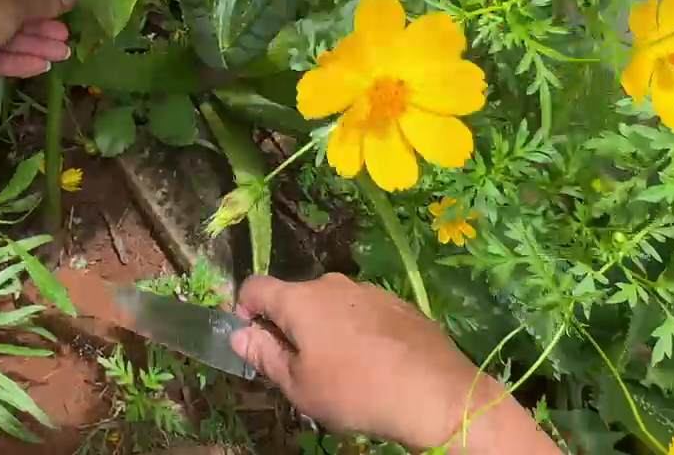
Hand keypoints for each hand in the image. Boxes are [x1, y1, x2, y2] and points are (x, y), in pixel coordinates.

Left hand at [0, 0, 74, 78]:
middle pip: (12, 14)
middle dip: (41, 26)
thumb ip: (43, 1)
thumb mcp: (16, 3)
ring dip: (36, 45)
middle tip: (66, 36)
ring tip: (63, 55)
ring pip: (7, 38)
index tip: (62, 6)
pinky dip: (19, 61)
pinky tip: (43, 67)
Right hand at [229, 274, 555, 452]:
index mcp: (299, 298)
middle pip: (295, 297)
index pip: (255, 286)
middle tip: (298, 365)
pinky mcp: (394, 302)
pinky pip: (361, 311)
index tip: (250, 337)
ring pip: (330, 304)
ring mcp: (364, 289)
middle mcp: (329, 282)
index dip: (243, 308)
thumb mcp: (300, 386)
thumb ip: (265, 356)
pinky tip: (372, 363)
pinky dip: (355, 330)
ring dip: (324, 327)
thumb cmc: (355, 390)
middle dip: (289, 325)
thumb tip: (239, 334)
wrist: (434, 391)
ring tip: (340, 368)